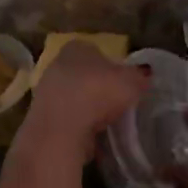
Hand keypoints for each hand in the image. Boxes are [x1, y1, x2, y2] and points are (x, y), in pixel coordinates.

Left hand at [17, 42, 148, 163]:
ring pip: (74, 100)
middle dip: (98, 90)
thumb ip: (139, 76)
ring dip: (87, 111)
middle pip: (83, 76)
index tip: (123, 86)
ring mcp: (46, 92)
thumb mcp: (131, 82)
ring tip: (105, 126)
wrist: (61, 128)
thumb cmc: (98, 93)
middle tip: (116, 106)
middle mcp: (57, 64)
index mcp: (78, 47)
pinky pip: (67, 121)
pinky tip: (90, 140)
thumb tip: (145, 74)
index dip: (112, 68)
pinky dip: (77, 129)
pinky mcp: (42, 118)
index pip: (97, 53)